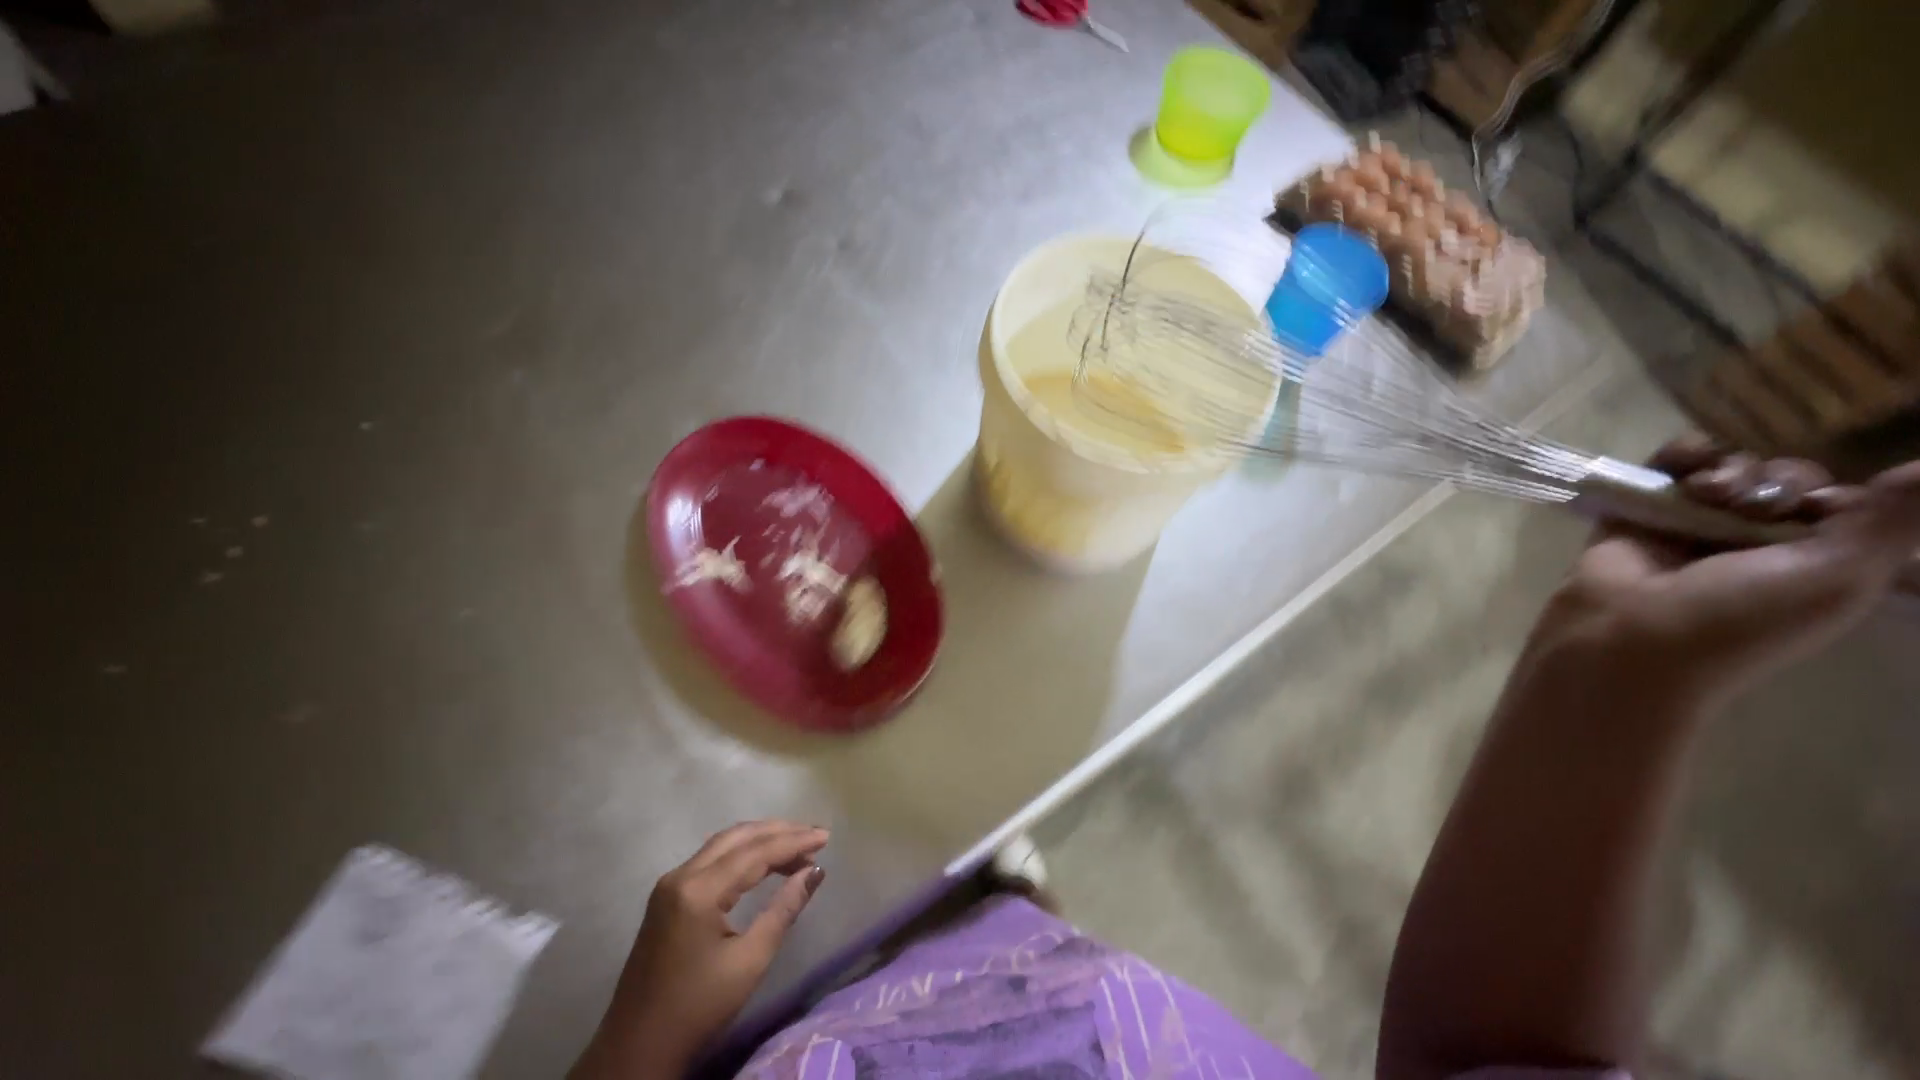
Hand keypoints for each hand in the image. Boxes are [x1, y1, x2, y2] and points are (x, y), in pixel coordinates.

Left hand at [572, 822, 828, 1079]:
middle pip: (736, 838)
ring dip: (759, 841)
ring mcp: (669, 885)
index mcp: (698, 891)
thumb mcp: (750, 961)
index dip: (793, 841)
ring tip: (797, 847)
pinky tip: (763, 864)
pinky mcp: (667, 898)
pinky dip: (741, 855)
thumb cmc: (699, 1007)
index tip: (826, 836)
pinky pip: (710, 861)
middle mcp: (680, 876)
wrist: (639, 1046)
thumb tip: (814, 872)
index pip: (754, 852)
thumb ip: (784, 910)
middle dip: (778, 832)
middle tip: (815, 836)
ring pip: (721, 846)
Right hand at [1536, 436, 1919, 706]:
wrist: (1631, 635)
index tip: (1819, 512)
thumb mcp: (1839, 575)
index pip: (1846, 503)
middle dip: (1778, 482)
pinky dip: (1684, 453)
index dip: (1838, 496)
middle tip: (1751, 510)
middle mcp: (1761, 541)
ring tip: (1703, 496)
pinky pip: (1677, 460)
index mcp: (1817, 564)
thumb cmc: (1739, 617)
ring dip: (1728, 471)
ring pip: (1735, 466)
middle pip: (1791, 478)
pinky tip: (1682, 466)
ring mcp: (1700, 524)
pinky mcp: (1648, 509)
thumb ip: (1896, 520)